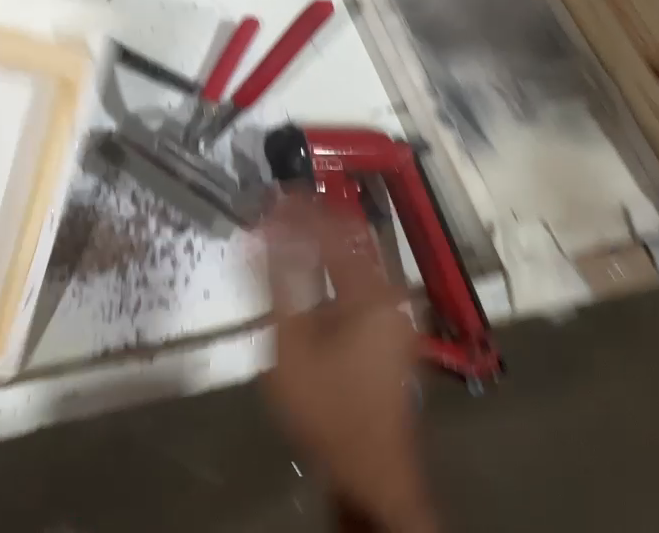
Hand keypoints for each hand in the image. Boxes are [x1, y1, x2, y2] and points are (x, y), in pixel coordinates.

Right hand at [262, 194, 436, 532]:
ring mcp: (394, 316)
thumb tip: (263, 229)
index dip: (296, 208)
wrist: (368, 467)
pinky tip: (303, 266)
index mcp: (371, 293)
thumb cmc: (325, 403)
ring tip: (282, 227)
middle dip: (311, 216)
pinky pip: (357, 279)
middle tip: (274, 203)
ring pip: (355, 258)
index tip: (266, 192)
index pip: (331, 231)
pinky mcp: (388, 331)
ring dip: (319, 239)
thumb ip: (276, 278)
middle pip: (350, 238)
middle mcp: (391, 296)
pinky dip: (329, 264)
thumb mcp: (288, 339)